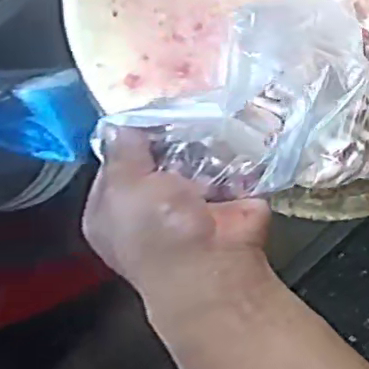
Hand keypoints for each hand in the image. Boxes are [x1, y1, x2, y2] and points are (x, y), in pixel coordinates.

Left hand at [83, 128, 272, 310]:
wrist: (213, 259)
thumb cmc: (155, 230)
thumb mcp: (126, 188)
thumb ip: (125, 155)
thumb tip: (123, 125)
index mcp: (118, 202)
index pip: (124, 160)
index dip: (138, 136)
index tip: (156, 111)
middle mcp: (160, 198)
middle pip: (171, 157)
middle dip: (184, 137)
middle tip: (197, 109)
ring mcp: (203, 197)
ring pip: (209, 160)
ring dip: (218, 144)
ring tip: (226, 118)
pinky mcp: (242, 195)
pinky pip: (244, 168)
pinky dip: (248, 155)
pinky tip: (250, 134)